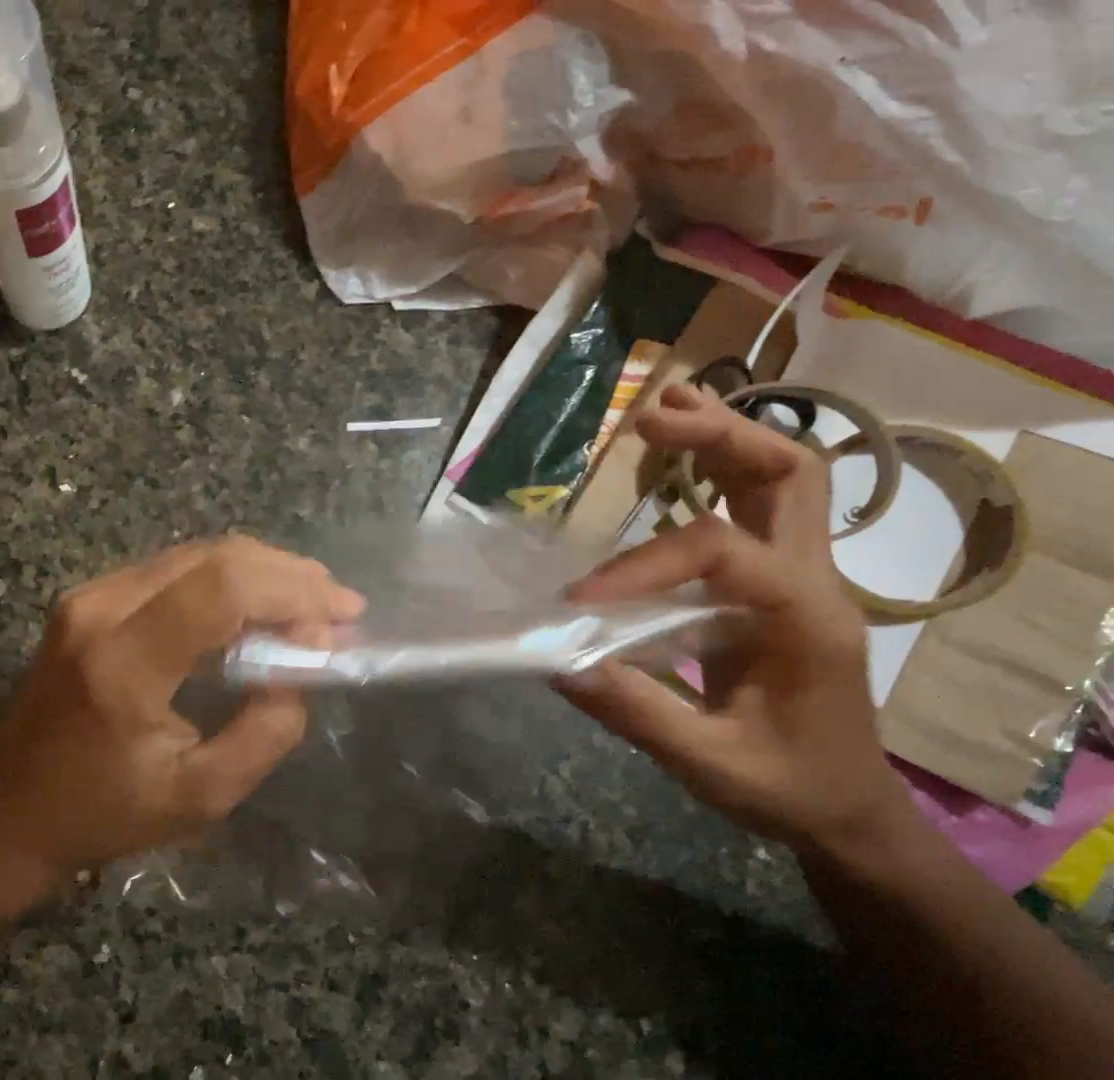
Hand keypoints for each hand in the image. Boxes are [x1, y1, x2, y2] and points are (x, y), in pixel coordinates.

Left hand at [0, 536, 364, 881]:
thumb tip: (302, 671)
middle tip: (340, 608)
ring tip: (310, 606)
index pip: (221, 589)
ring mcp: (86, 598)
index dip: (292, 594)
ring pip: (193, 555)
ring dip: (259, 573)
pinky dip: (222, 581)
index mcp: (122, 664)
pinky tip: (256, 608)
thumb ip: (265, 733)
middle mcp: (99, 610)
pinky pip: (169, 571)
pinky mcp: (84, 601)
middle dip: (287, 575)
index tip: (340, 621)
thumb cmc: (101, 817)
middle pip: (212, 558)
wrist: (7, 813)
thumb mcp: (200, 797)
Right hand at [556, 385, 915, 856]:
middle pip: (791, 474)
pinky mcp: (776, 585)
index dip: (643, 561)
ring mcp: (802, 578)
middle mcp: (815, 582)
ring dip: (724, 437)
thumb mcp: (707, 762)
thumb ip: (635, 710)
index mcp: (807, 620)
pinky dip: (717, 469)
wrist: (846, 811)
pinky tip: (674, 455)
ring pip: (783, 478)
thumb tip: (556, 658)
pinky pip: (756, 508)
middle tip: (650, 418)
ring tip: (663, 410)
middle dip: (722, 435)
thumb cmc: (786, 788)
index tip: (579, 600)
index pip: (722, 550)